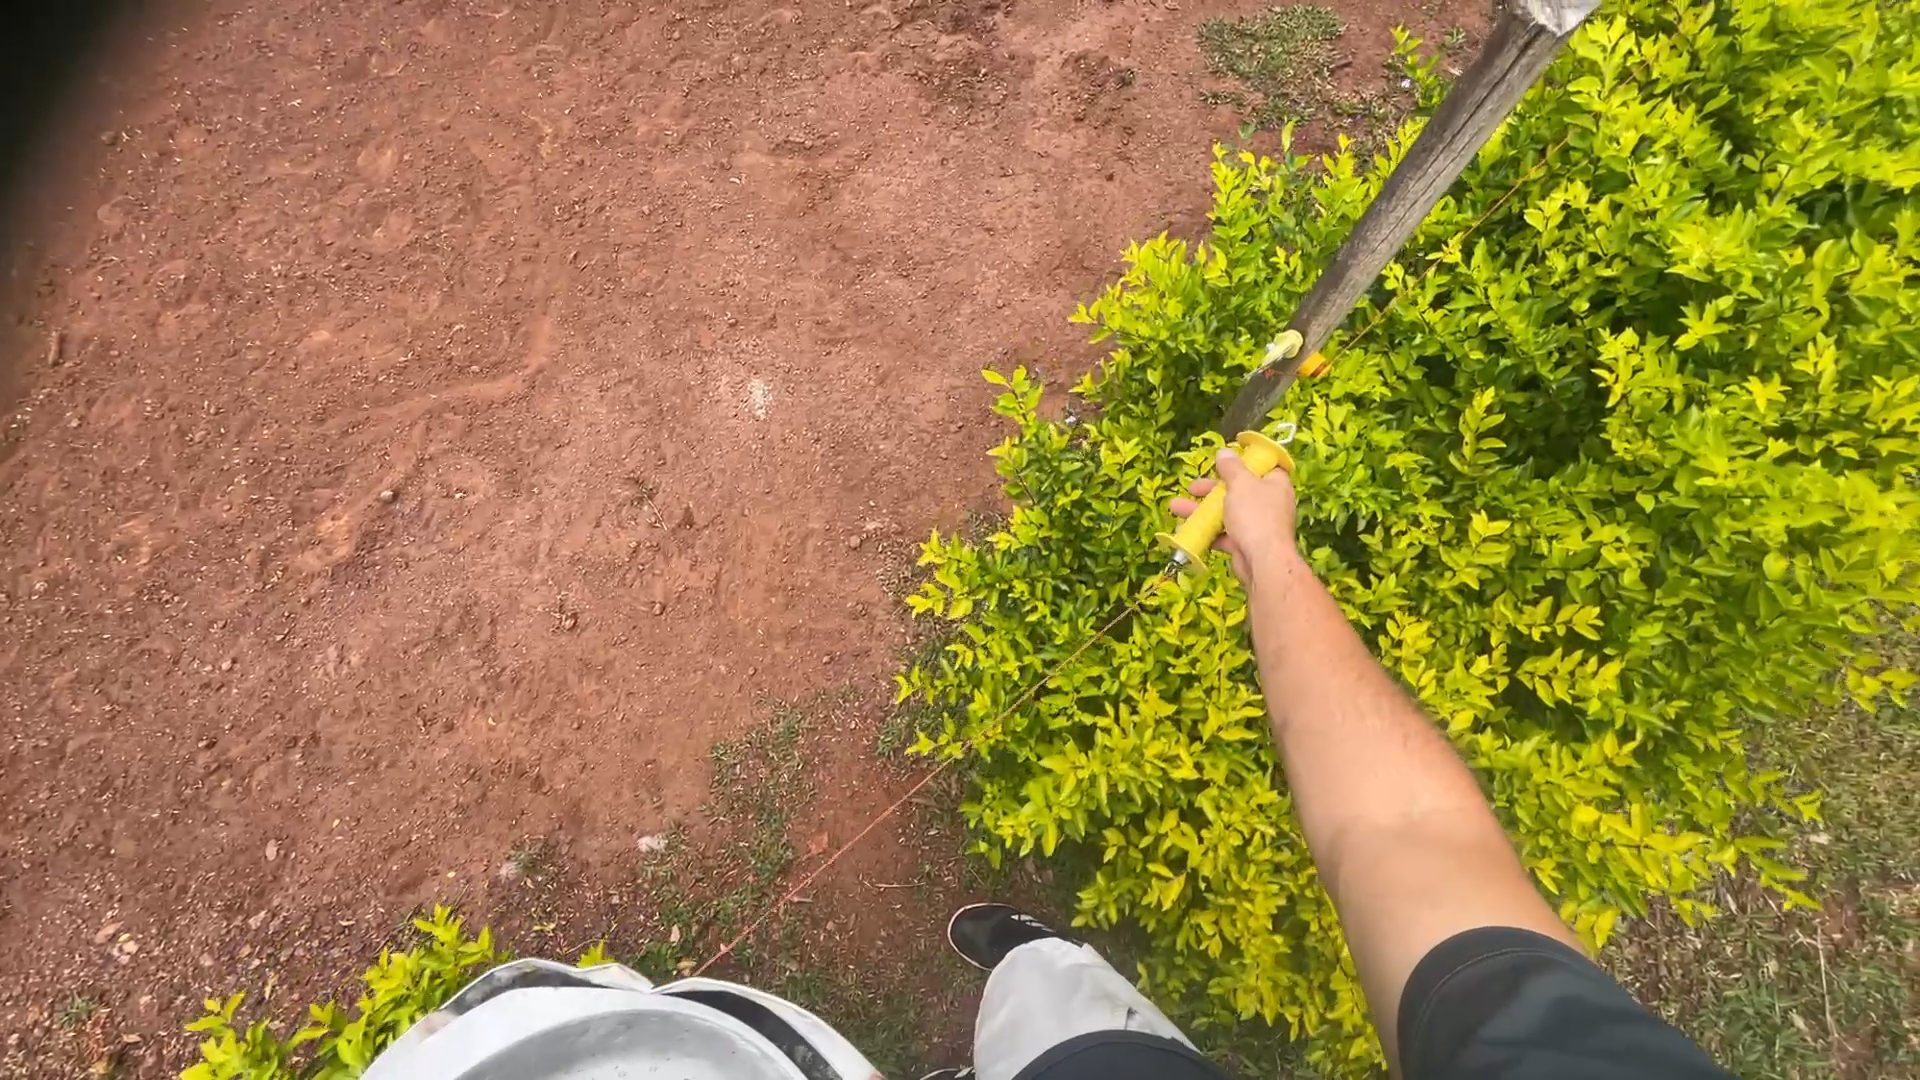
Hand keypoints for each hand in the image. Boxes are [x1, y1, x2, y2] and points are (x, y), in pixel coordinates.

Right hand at [1169, 447, 1300, 586]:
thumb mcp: (1240, 484)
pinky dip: (1207, 532)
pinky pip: (1223, 534)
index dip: (1243, 463)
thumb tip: (1225, 451)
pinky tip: (1188, 531)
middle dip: (1210, 490)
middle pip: (1237, 490)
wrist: (1262, 560)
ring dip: (1201, 511)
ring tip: (1176, 508)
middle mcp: (1268, 503)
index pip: (1262, 467)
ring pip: (1226, 513)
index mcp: (1274, 483)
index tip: (1223, 463)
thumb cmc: (1255, 515)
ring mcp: (1257, 525)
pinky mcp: (1246, 543)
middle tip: (1192, 488)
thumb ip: (1231, 467)